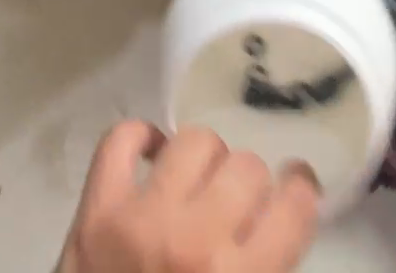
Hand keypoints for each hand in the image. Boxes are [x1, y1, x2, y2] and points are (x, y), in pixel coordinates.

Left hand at [57, 121, 320, 272]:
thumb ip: (264, 264)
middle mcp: (195, 241)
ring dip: (203, 157)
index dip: (300, 188)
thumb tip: (279, 212)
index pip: (294, 205)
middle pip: (247, 166)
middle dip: (246, 182)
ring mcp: (141, 220)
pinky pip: (120, 140)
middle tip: (232, 201)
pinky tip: (152, 153)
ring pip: (195, 141)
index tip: (292, 184)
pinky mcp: (95, 210)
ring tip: (194, 180)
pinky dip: (138, 136)